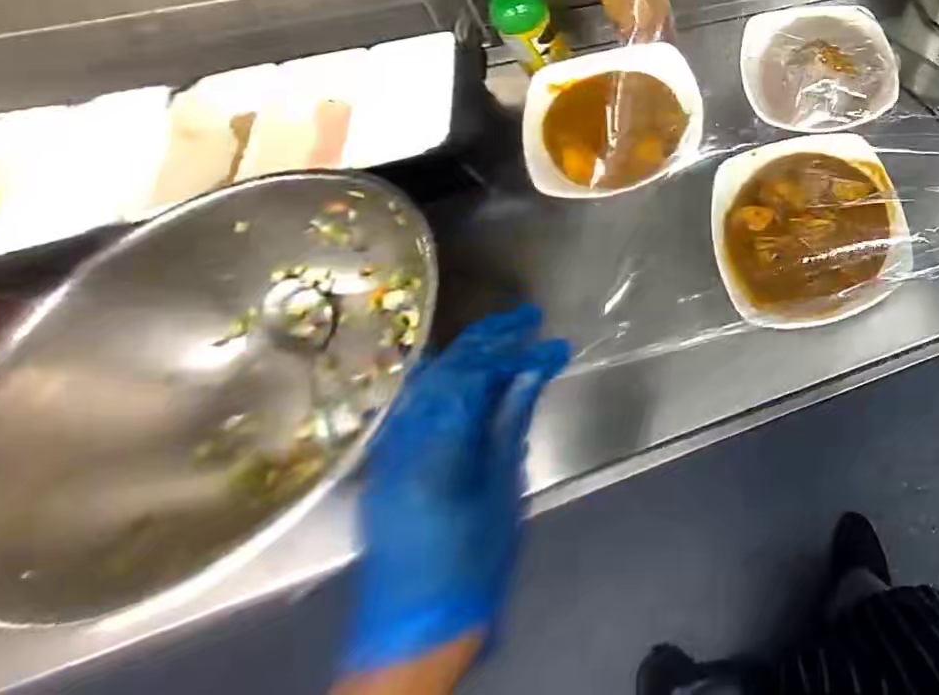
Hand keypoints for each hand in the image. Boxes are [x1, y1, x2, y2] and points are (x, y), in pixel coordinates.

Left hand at [339, 305, 571, 676]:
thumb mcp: (503, 483)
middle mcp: (401, 441)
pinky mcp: (385, 464)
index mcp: (436, 448)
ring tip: (502, 339)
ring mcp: (387, 452)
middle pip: (443, 370)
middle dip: (486, 339)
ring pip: (424, 384)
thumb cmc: (474, 555)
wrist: (417, 620)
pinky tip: (468, 376)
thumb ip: (510, 420)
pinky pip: (413, 405)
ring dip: (464, 356)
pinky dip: (445, 381)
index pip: (474, 375)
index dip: (514, 350)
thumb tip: (532, 367)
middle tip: (527, 319)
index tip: (553, 340)